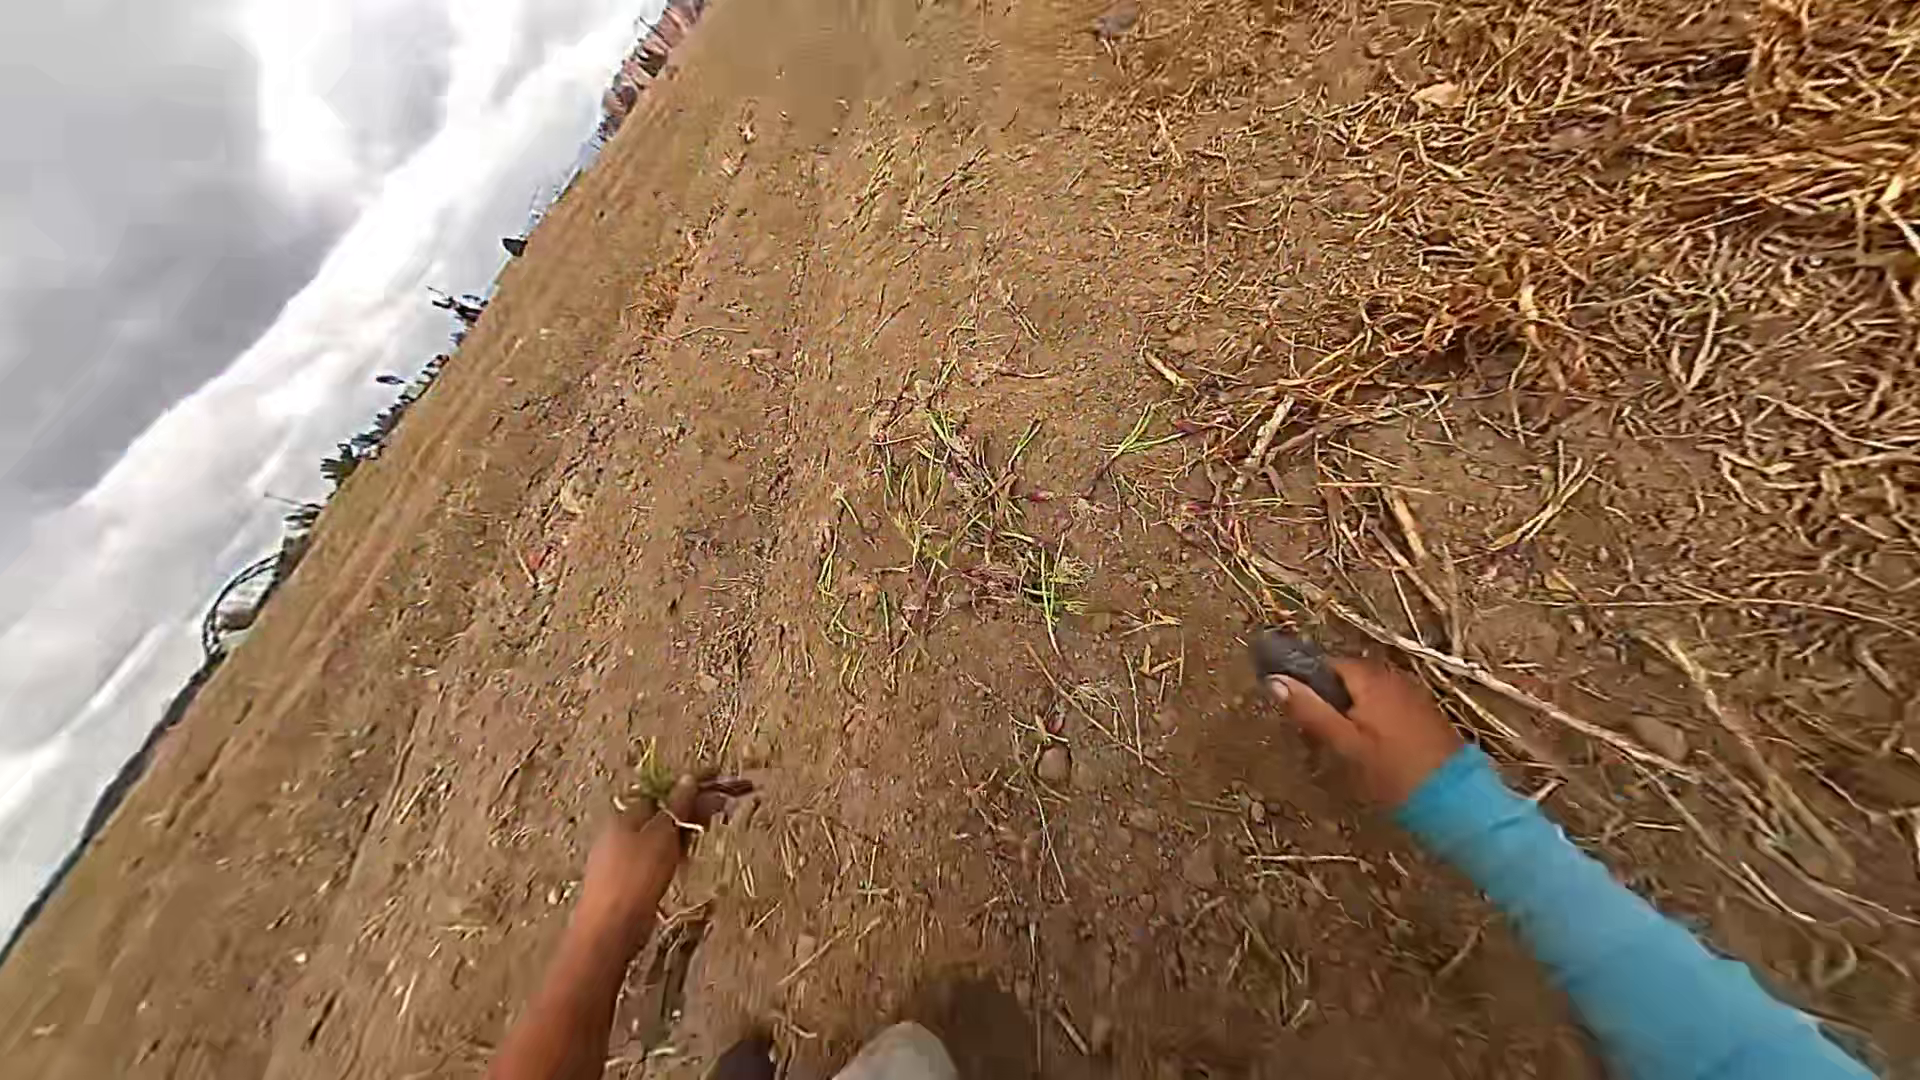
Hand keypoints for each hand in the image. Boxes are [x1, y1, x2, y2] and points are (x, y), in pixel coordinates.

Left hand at [574, 775, 751, 950]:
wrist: (609, 933)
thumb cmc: (637, 877)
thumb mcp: (662, 834)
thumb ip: (677, 806)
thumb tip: (688, 779)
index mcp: (626, 815)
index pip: (664, 791)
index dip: (692, 786)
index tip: (718, 781)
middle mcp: (621, 832)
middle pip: (663, 811)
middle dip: (693, 808)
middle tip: (723, 807)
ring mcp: (623, 858)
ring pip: (662, 835)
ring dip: (686, 830)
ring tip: (709, 830)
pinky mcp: (629, 880)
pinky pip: (657, 855)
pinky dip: (674, 852)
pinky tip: (687, 858)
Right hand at [1267, 658, 1461, 805]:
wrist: (1462, 805)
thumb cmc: (1394, 771)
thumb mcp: (1343, 742)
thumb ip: (1308, 708)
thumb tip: (1273, 680)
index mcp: (1371, 678)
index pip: (1324, 664)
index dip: (1306, 683)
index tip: (1297, 708)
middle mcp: (1393, 678)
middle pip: (1345, 677)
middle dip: (1327, 698)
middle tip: (1317, 731)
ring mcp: (1412, 696)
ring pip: (1364, 693)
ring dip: (1348, 710)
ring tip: (1340, 742)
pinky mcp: (1424, 716)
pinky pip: (1384, 705)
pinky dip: (1369, 718)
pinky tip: (1367, 746)